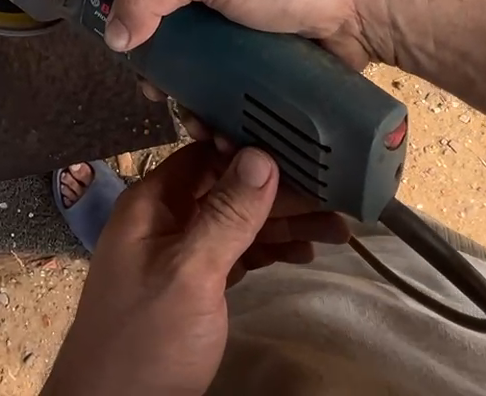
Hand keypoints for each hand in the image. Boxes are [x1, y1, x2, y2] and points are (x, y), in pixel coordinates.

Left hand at [44, 144, 316, 395]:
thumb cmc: (147, 336)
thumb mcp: (190, 271)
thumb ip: (225, 216)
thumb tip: (259, 155)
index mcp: (151, 202)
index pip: (203, 156)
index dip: (249, 150)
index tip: (301, 150)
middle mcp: (163, 219)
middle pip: (225, 190)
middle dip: (277, 193)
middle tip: (336, 199)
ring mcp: (177, 253)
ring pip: (234, 225)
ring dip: (280, 224)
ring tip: (338, 228)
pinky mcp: (192, 286)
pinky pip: (234, 255)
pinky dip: (266, 251)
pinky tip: (302, 253)